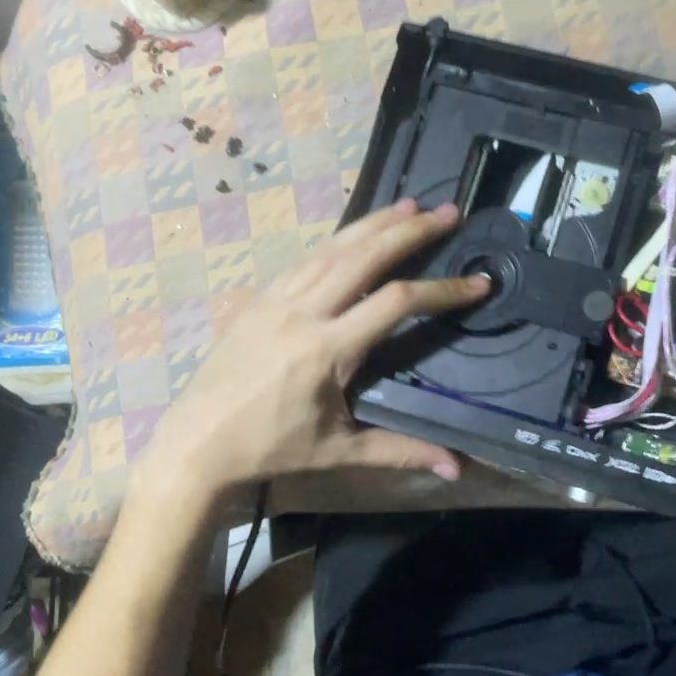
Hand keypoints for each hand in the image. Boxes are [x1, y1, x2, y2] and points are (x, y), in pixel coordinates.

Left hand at [135, 198, 488, 495]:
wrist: (197, 440)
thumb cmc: (271, 447)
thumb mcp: (341, 450)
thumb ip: (402, 452)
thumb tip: (457, 469)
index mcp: (327, 349)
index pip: (396, 302)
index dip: (442, 290)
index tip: (477, 283)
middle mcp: (304, 311)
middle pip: (365, 255)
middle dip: (411, 231)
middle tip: (448, 212)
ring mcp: (278, 299)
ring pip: (333, 248)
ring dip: (375, 224)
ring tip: (409, 206)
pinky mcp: (260, 299)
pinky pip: (306, 259)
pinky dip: (338, 241)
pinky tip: (355, 234)